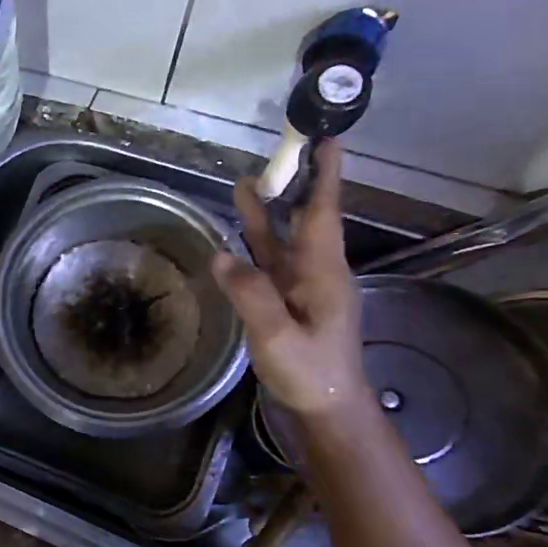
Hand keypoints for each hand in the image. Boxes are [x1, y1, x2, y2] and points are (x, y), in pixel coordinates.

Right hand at [212, 140, 369, 417]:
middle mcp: (316, 272)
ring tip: (245, 186)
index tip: (326, 139)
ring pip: (284, 242)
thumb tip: (221, 256)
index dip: (325, 176)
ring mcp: (302, 289)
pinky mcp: (288, 304)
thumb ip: (252, 295)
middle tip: (276, 156)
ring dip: (267, 215)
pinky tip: (237, 241)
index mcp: (323, 272)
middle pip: (303, 220)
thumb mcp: (279, 336)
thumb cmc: (310, 371)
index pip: (323, 213)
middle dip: (293, 186)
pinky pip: (271, 265)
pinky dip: (256, 247)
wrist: (326, 407)